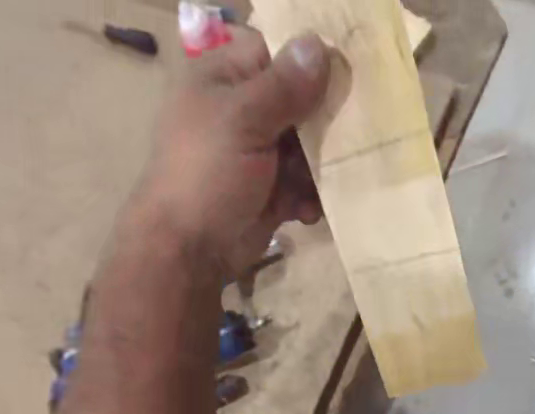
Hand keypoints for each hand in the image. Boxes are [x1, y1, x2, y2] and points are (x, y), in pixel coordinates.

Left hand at [123, 29, 330, 279]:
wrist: (191, 248)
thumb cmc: (208, 173)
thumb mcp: (243, 120)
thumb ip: (284, 87)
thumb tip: (319, 44)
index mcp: (223, 79)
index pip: (274, 55)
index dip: (307, 66)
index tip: (340, 81)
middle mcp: (241, 112)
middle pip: (298, 104)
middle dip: (321, 126)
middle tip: (344, 139)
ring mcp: (257, 156)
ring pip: (306, 150)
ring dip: (319, 170)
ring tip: (322, 185)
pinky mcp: (270, 194)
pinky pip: (302, 187)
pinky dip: (309, 199)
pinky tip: (306, 212)